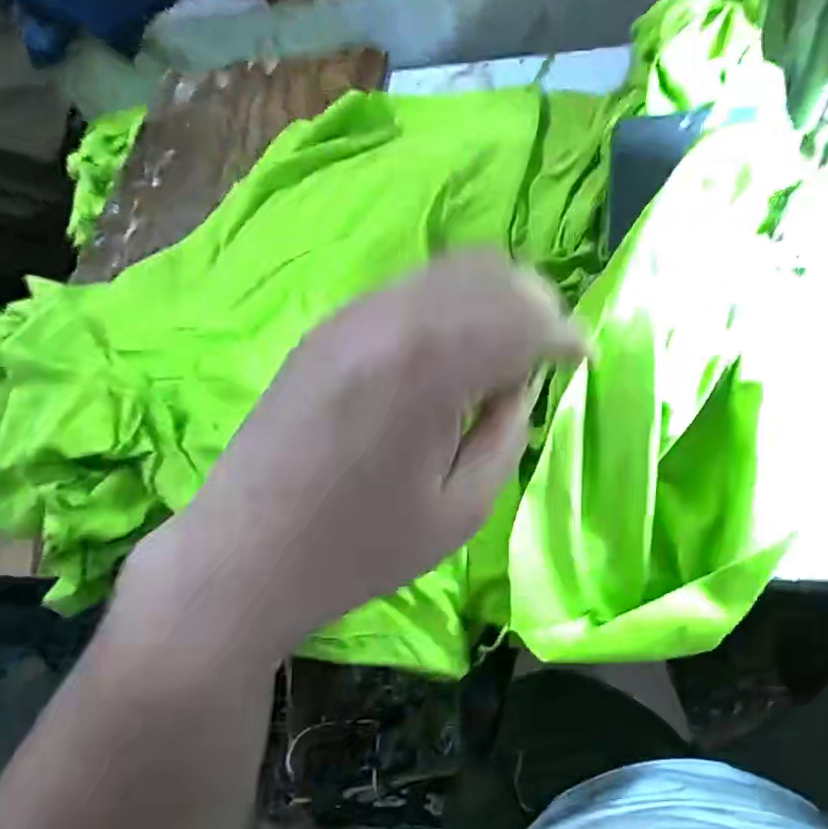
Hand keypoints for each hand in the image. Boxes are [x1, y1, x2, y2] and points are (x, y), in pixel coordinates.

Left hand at [152, 252, 584, 646]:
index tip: (581, 357)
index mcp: (429, 365)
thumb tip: (515, 387)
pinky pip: (404, 294)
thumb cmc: (359, 550)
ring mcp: (348, 318)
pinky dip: (444, 309)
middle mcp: (388, 319)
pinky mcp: (324, 331)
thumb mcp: (461, 511)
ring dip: (487, 301)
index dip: (562, 334)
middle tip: (546, 352)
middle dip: (531, 306)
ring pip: (443, 273)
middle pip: (486, 274)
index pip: (520, 316)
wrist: (246, 555)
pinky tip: (448, 355)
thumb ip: (504, 435)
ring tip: (502, 352)